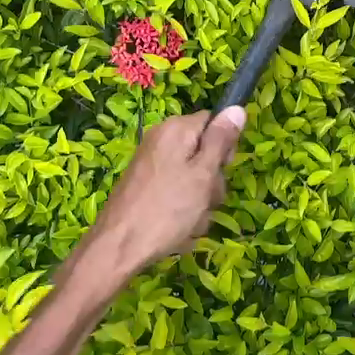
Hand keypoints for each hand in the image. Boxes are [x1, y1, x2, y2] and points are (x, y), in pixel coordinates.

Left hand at [82, 107, 247, 278]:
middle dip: (211, 181)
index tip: (222, 170)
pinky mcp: (144, 188)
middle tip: (205, 201)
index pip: (213, 122)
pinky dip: (182, 212)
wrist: (117, 247)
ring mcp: (150, 165)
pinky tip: (178, 231)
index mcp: (176, 129)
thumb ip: (220, 140)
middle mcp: (161, 140)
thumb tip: (236, 108)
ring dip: (198, 203)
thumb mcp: (202, 174)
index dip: (224, 146)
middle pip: (202, 152)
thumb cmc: (166, 208)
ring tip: (190, 222)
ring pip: (191, 178)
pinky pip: (175, 194)